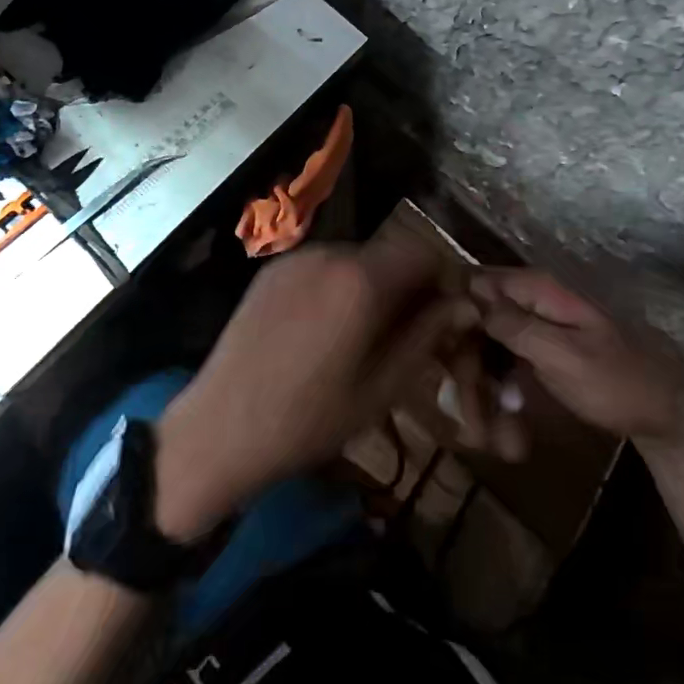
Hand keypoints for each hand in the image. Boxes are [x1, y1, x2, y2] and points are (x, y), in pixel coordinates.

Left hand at [152, 242, 476, 539]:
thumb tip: (465, 305)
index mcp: (362, 280)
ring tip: (364, 335)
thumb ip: (427, 336)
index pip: (426, 253)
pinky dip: (339, 286)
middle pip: (391, 253)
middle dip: (408, 285)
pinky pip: (323, 267)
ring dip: (374, 285)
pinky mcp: (272, 271)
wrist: (218, 431)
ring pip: (358, 259)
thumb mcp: (382, 387)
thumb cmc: (309, 420)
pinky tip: (326, 329)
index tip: (443, 318)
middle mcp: (331, 253)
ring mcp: (296, 259)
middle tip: (407, 332)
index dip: (443, 281)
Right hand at [469, 268, 683, 443]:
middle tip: (467, 413)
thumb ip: (516, 325)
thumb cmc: (618, 382)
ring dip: (478, 383)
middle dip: (464, 362)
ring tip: (483, 429)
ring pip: (482, 343)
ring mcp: (531, 325)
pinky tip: (500, 424)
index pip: (473, 283)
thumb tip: (468, 297)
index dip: (450, 316)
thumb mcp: (565, 356)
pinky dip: (495, 389)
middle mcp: (529, 300)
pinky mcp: (534, 350)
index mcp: (537, 289)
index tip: (440, 357)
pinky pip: (500, 361)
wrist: (663, 412)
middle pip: (473, 318)